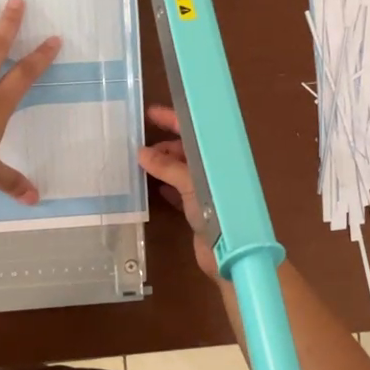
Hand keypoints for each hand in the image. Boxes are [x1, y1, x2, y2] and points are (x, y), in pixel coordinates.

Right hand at [137, 105, 221, 279]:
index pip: (197, 131)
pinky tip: (153, 186)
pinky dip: (167, 188)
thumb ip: (168, 167)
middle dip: (165, 146)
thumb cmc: (218, 212)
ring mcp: (207, 193)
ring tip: (140, 163)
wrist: (229, 255)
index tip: (151, 113)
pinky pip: (180, 193)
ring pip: (182, 172)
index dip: (175, 120)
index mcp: (219, 159)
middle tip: (139, 145)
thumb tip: (142, 153)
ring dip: (163, 166)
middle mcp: (214, 172)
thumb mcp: (191, 183)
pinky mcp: (200, 212)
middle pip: (188, 151)